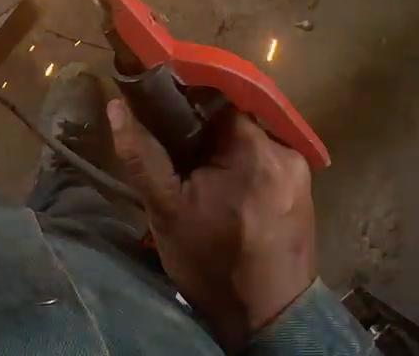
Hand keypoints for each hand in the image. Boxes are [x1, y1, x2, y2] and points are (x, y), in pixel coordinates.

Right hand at [108, 100, 316, 347]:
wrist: (266, 323)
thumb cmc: (213, 264)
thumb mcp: (165, 209)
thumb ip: (141, 154)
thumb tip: (115, 105)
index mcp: (255, 149)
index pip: (214, 95)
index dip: (182, 99)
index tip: (157, 111)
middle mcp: (285, 151)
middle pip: (232, 115)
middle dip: (200, 124)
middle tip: (172, 144)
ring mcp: (300, 172)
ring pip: (247, 136)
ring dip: (220, 143)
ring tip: (193, 165)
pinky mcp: (303, 191)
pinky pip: (263, 157)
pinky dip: (240, 160)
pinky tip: (220, 183)